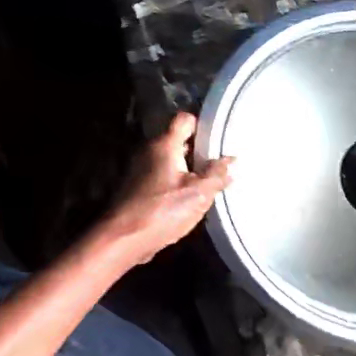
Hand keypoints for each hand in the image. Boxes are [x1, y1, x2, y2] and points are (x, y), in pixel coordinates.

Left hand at [97, 112, 234, 264]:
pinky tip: (191, 195)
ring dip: (189, 167)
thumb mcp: (197, 194)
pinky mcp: (139, 183)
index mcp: (163, 144)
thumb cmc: (162, 210)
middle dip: (199, 150)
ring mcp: (141, 166)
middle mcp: (149, 148)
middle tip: (221, 163)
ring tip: (211, 180)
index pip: (184, 120)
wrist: (124, 235)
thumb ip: (216, 174)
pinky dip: (177, 179)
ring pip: (171, 158)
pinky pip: (163, 172)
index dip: (202, 125)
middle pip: (178, 139)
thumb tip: (231, 159)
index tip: (220, 139)